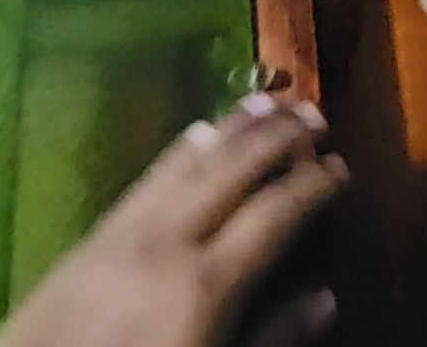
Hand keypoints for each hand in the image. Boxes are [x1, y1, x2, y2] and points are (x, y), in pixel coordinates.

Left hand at [0, 94, 346, 346]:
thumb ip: (270, 341)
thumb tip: (325, 299)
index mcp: (203, 287)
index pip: (276, 213)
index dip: (313, 185)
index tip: (340, 166)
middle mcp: (167, 246)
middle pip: (235, 170)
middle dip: (280, 136)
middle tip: (314, 114)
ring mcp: (122, 237)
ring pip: (191, 161)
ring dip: (235, 128)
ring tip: (268, 103)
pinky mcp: (87, 241)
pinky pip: (146, 178)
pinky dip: (183, 149)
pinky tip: (198, 133)